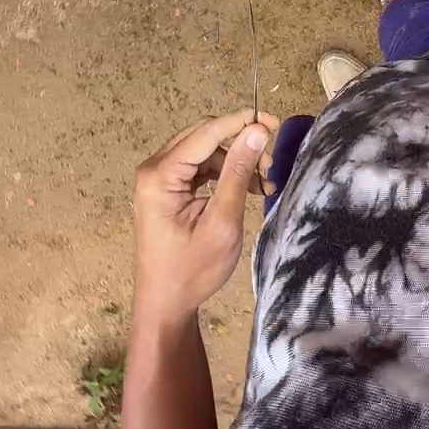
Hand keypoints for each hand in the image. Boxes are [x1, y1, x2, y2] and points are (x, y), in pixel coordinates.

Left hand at [132, 110, 280, 324]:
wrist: (165, 305)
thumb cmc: (192, 271)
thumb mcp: (222, 221)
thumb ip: (238, 173)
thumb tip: (256, 131)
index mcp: (160, 175)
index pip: (206, 133)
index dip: (241, 123)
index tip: (274, 123)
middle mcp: (154, 169)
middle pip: (205, 136)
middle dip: (241, 142)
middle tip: (272, 159)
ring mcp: (158, 178)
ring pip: (206, 150)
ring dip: (237, 160)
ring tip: (265, 181)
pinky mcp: (167, 188)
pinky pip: (200, 166)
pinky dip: (226, 172)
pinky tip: (250, 187)